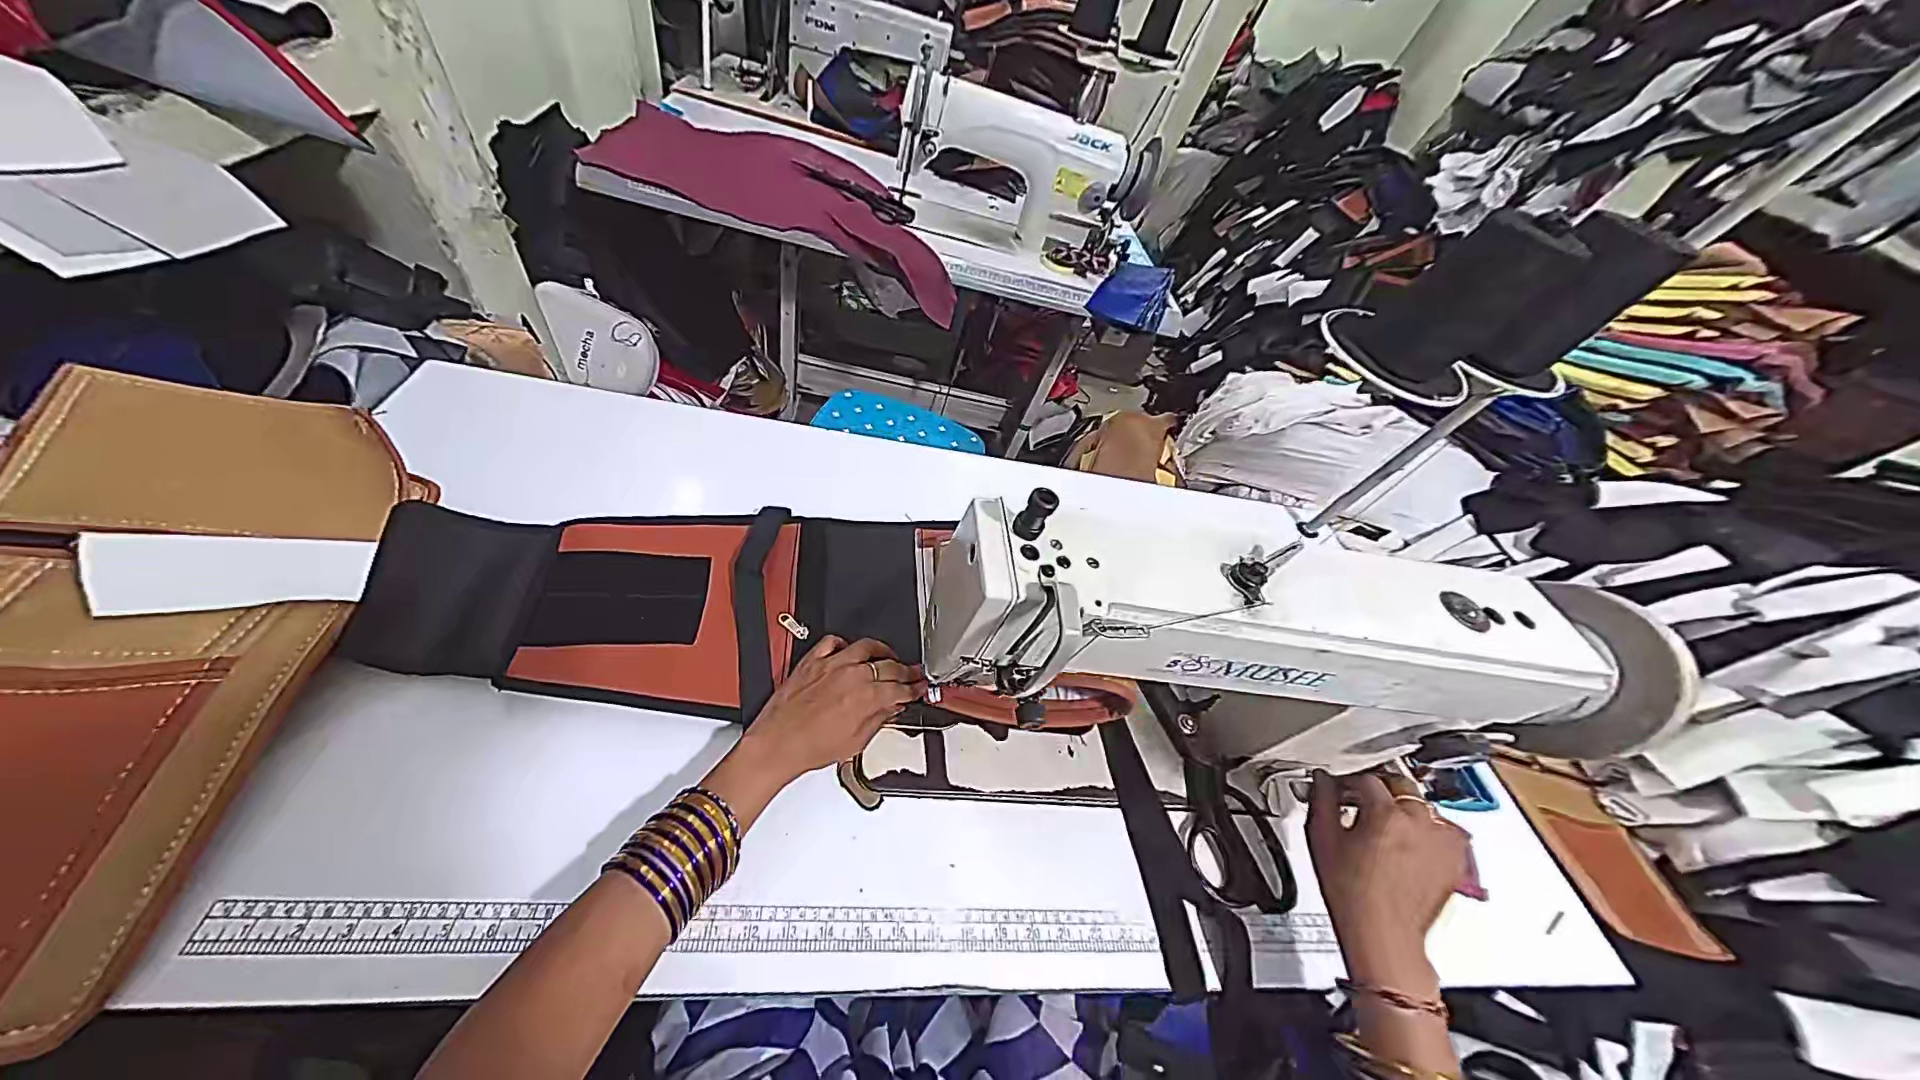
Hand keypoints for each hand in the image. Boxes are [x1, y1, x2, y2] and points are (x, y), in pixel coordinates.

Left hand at [702, 636, 925, 825]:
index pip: (901, 687)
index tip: (920, 687)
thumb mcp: (856, 742)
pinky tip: (849, 650)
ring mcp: (831, 665)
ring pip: (866, 646)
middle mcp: (851, 675)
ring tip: (888, 656)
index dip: (915, 688)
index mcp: (867, 697)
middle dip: (905, 670)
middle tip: (911, 674)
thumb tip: (891, 708)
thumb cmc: (809, 747)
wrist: (776, 745)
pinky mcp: (812, 661)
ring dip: (882, 651)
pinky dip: (844, 644)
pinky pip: (832, 642)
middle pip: (890, 665)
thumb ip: (879, 719)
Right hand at [1306, 769, 1468, 987]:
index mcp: (1386, 814)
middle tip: (1360, 801)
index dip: (1347, 781)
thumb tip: (1323, 779)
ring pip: (1423, 806)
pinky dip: (1428, 829)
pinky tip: (1408, 840)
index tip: (1339, 789)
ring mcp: (1442, 842)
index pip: (1366, 778)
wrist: (1382, 932)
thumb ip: (1321, 799)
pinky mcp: (1455, 860)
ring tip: (1384, 824)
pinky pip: (1444, 830)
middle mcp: (1420, 823)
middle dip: (1378, 788)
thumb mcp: (1322, 837)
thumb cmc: (1352, 893)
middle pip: (1400, 785)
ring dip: (1403, 808)